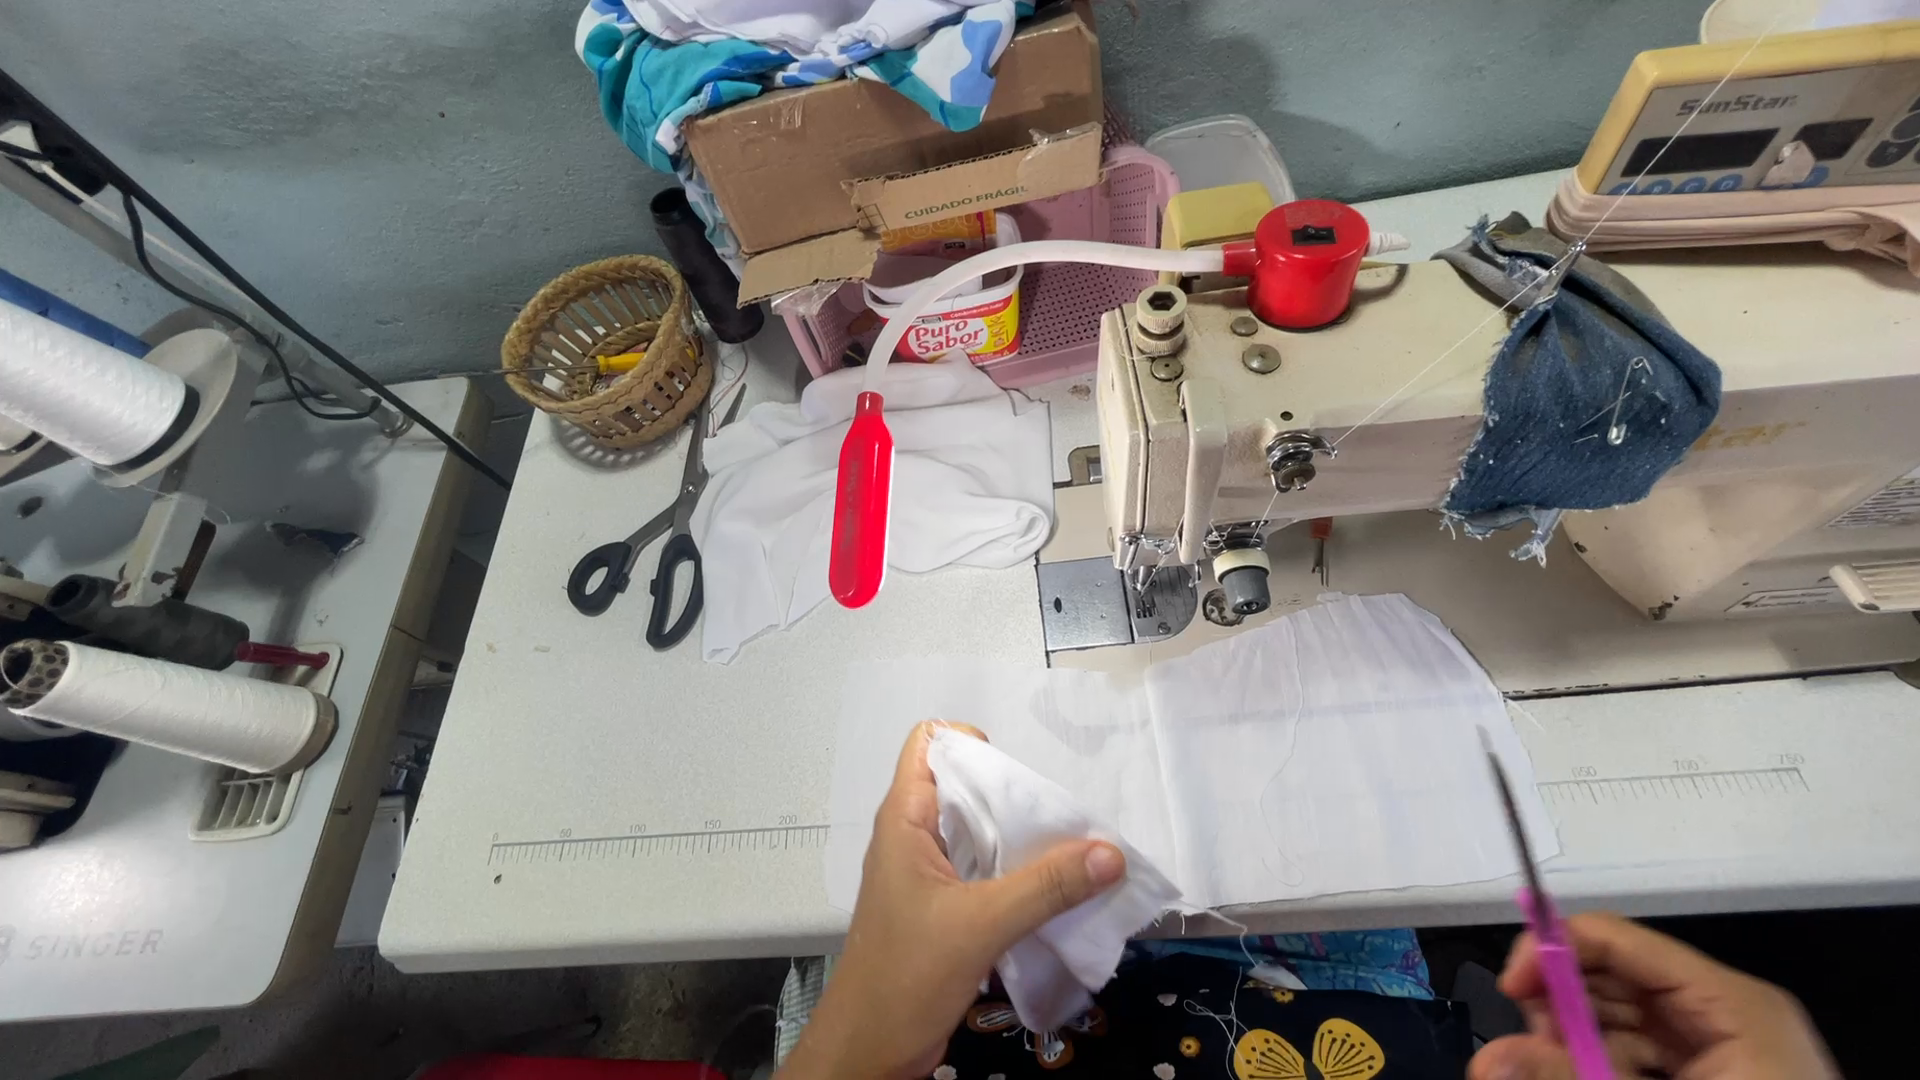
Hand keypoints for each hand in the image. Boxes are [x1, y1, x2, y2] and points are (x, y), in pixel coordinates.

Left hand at [779, 721, 1126, 1079]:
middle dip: (1010, 790)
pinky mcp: (943, 906)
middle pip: (963, 784)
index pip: (928, 742)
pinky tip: (1054, 887)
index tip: (1016, 772)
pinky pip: (983, 868)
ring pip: (977, 829)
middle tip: (1058, 813)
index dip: (968, 739)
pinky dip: (1016, 869)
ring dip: (1019, 835)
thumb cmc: (906, 975)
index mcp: (905, 817)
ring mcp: (928, 872)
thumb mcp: (980, 924)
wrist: (868, 1053)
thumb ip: (1047, 887)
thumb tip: (1111, 853)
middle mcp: (914, 834)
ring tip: (1070, 846)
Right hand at [1470, 913, 1837, 1079]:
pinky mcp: (1708, 1065)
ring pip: (1614, 1006)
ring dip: (1573, 1032)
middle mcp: (1720, 1004)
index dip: (1551, 951)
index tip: (1511, 989)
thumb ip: (1571, 1073)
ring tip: (1557, 1063)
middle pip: (1607, 969)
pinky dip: (1599, 1055)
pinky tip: (1590, 1072)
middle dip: (1560, 1001)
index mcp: (1727, 998)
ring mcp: (1716, 1037)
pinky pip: (1635, 1040)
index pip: (1612, 935)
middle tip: (1535, 1039)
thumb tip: (1483, 1060)